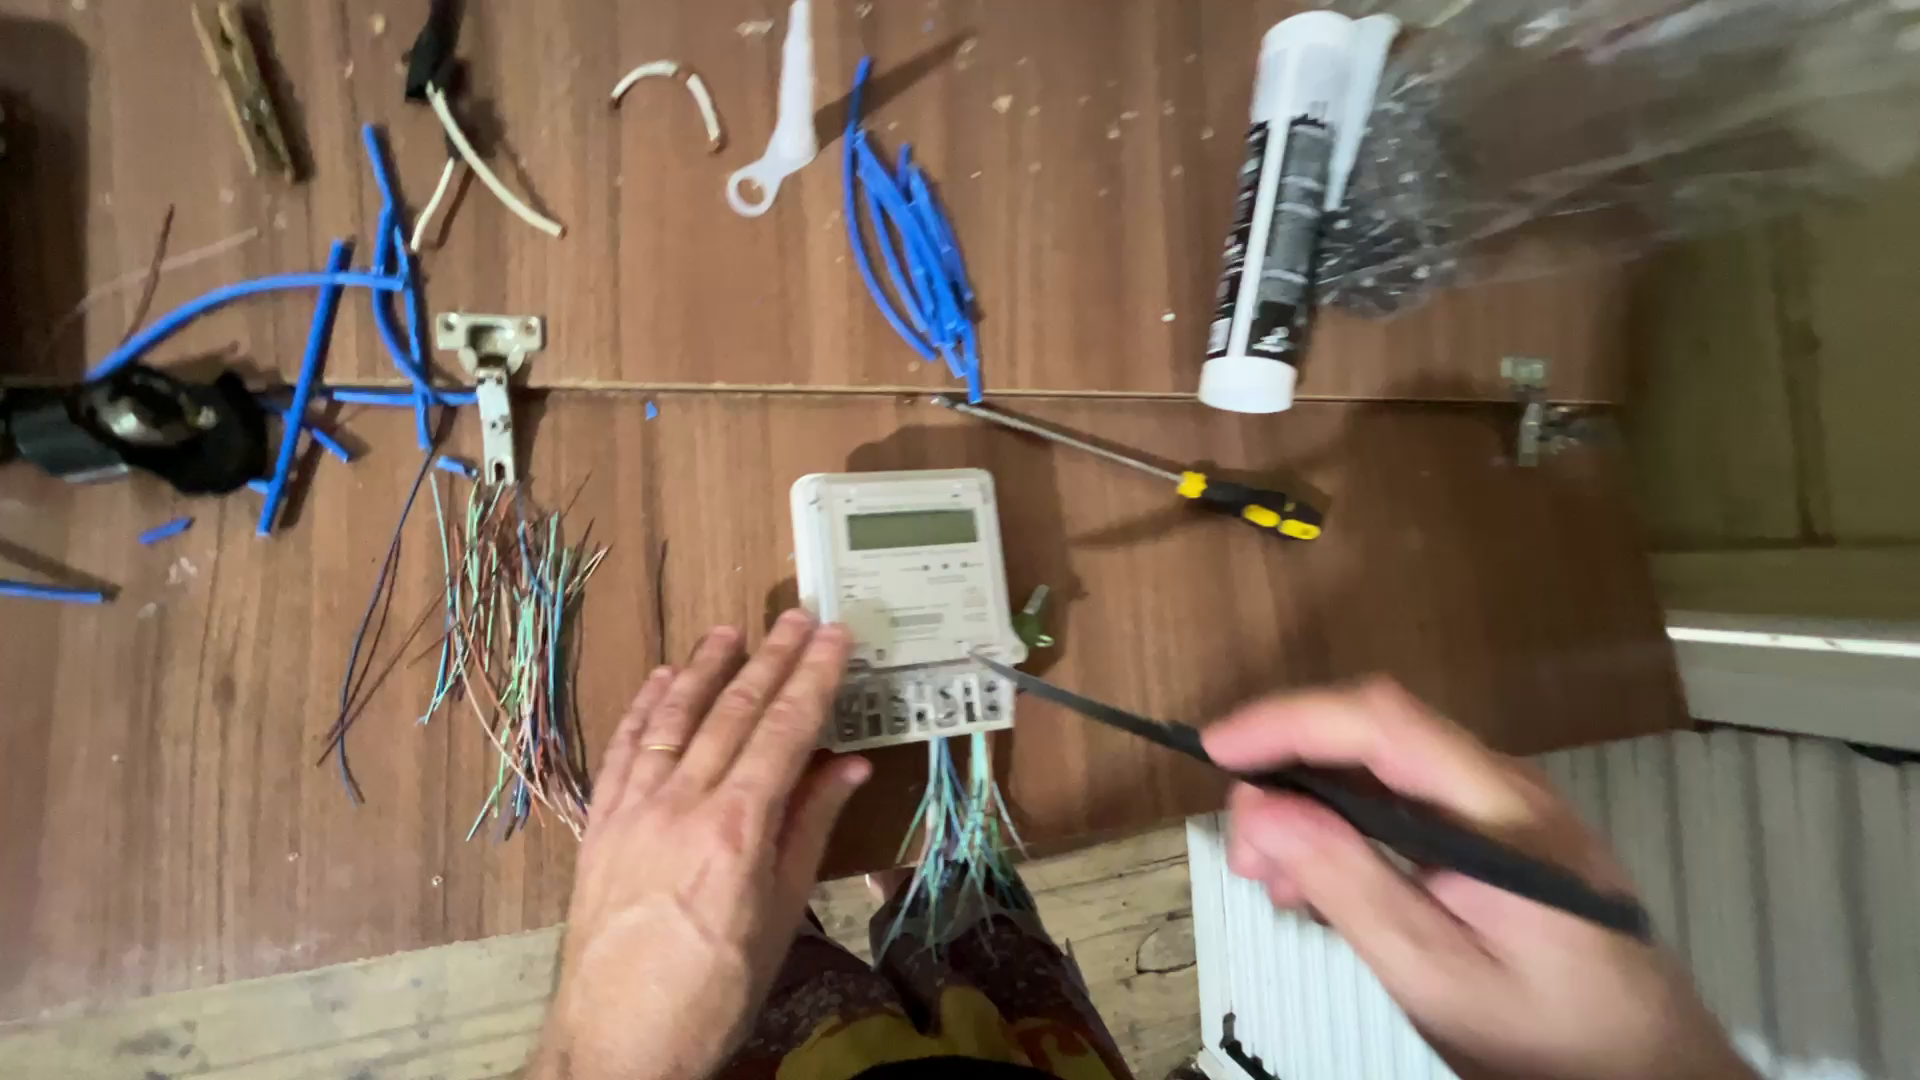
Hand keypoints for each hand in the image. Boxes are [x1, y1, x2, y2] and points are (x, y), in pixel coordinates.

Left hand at [530, 612, 869, 1079]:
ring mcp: (635, 809)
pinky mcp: (601, 824)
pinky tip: (662, 678)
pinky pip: (624, 751)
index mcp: (738, 826)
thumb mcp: (781, 911)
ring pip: (676, 718)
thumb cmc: (718, 987)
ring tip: (730, 631)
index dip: (815, 677)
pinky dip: (644, 709)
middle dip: (772, 658)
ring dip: (706, 668)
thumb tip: (851, 766)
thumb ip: (810, 825)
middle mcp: (684, 803)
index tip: (834, 637)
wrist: (617, 1048)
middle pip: (736, 711)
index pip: (787, 729)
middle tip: (796, 617)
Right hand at [1203, 679, 1753, 1079]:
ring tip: (1266, 873)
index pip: (1380, 722)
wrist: (1654, 1077)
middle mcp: (1494, 781)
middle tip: (1243, 851)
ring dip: (1300, 802)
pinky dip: (1330, 823)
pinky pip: (1383, 796)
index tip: (1216, 749)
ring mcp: (1486, 798)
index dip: (1288, 720)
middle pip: (1364, 734)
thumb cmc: (1551, 1037)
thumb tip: (1258, 807)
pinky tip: (1307, 876)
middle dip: (1283, 773)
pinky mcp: (1474, 821)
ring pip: (1365, 764)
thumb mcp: (1437, 975)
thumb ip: (1349, 885)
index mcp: (1499, 810)